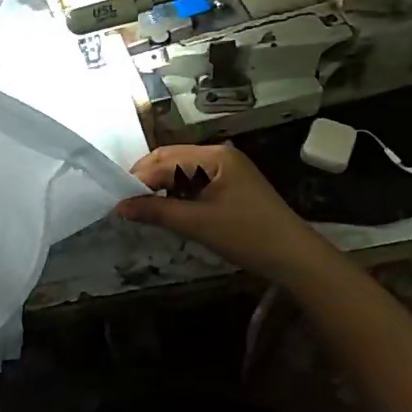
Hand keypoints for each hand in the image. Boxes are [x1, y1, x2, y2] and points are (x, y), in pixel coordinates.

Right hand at [116, 145, 343, 282]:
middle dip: (147, 180)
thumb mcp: (198, 224)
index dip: (139, 179)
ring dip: (160, 187)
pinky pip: (194, 181)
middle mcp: (220, 154)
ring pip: (181, 171)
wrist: (294, 256)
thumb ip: (157, 212)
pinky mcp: (230, 185)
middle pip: (172, 160)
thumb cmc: (247, 235)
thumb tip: (121, 206)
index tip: (117, 200)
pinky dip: (177, 194)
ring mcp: (227, 169)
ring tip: (141, 208)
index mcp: (214, 155)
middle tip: (125, 204)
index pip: (165, 160)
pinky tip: (167, 210)